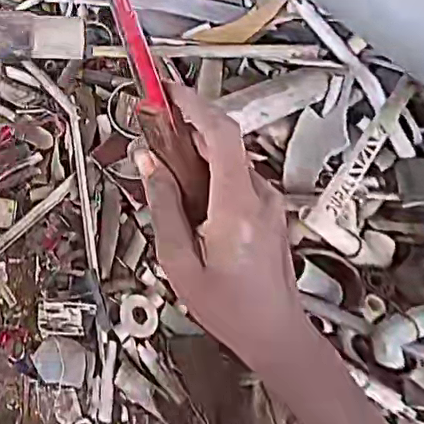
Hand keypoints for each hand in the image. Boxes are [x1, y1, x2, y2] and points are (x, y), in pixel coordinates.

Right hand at [136, 82, 306, 368]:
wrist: (275, 334)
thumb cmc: (232, 307)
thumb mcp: (178, 259)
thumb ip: (162, 204)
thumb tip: (148, 163)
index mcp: (237, 207)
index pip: (220, 134)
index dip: (191, 104)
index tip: (165, 89)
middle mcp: (259, 197)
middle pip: (222, 138)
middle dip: (183, 122)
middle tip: (151, 119)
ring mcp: (267, 200)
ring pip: (225, 154)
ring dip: (192, 146)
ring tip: (161, 158)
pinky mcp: (265, 206)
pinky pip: (231, 171)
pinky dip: (204, 165)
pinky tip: (184, 183)